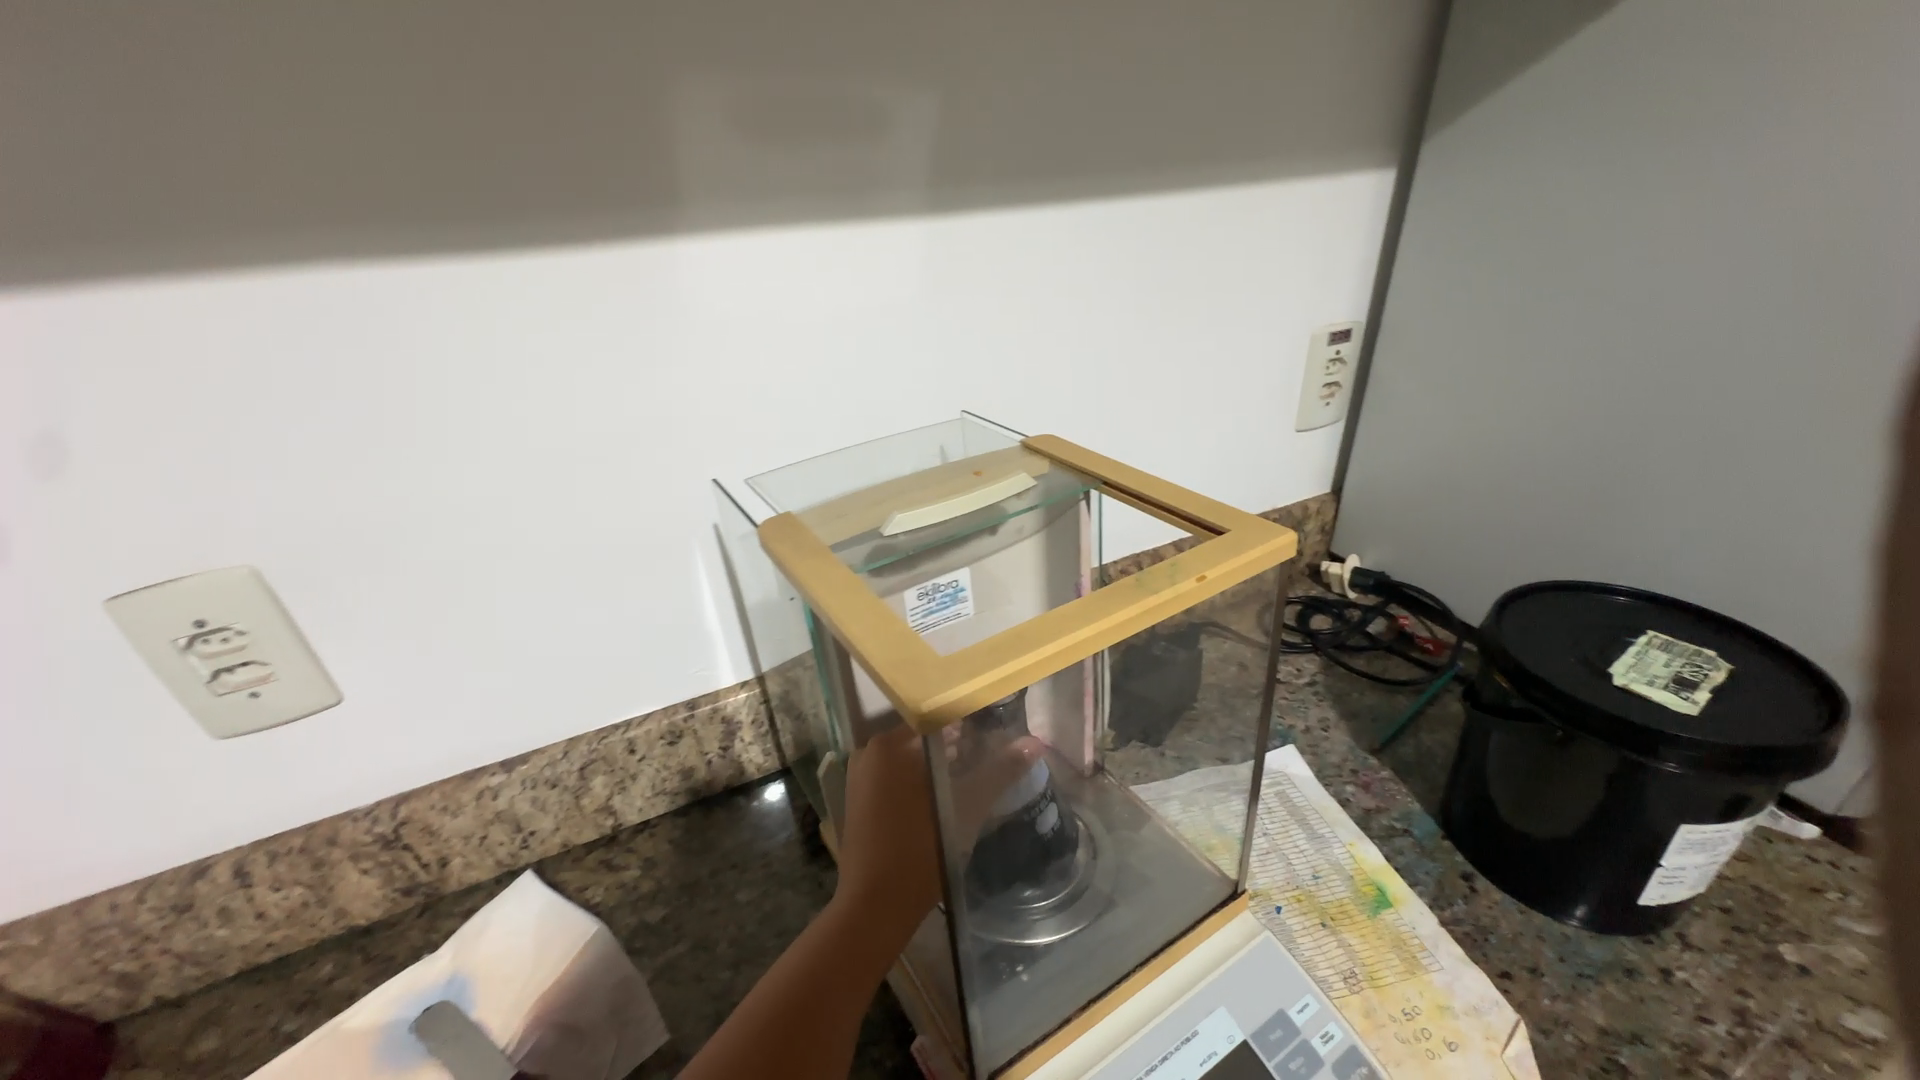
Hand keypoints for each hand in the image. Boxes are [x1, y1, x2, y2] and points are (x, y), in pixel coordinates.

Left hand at [833, 723, 1043, 940]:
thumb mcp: (966, 807)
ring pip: (910, 758)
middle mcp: (870, 752)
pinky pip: (896, 777)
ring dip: (940, 763)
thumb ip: (1000, 771)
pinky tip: (947, 795)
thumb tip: (1034, 742)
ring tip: (976, 772)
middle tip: (992, 751)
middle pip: (922, 737)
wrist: (875, 906)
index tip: (996, 729)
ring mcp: (861, 778)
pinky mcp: (861, 802)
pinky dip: (921, 780)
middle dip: (957, 743)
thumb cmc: (921, 850)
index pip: (936, 716)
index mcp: (890, 744)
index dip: (969, 721)